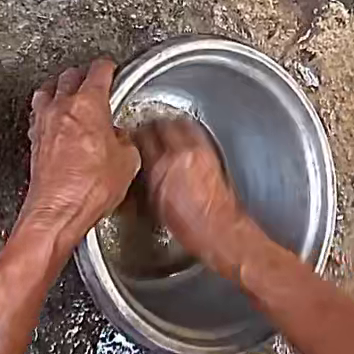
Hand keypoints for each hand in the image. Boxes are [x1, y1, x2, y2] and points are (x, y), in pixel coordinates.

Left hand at [17, 58, 140, 255]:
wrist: (58, 210)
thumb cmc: (88, 187)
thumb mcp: (127, 161)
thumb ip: (125, 140)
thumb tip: (121, 138)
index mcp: (88, 104)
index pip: (98, 71)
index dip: (107, 67)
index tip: (110, 67)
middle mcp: (62, 107)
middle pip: (69, 76)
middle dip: (82, 74)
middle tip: (92, 79)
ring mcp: (44, 122)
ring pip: (47, 91)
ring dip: (59, 89)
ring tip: (68, 93)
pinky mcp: (34, 140)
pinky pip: (38, 114)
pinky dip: (47, 110)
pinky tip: (54, 119)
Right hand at [135, 118, 260, 269]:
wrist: (219, 230)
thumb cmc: (189, 226)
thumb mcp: (155, 203)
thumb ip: (147, 179)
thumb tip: (142, 167)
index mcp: (157, 169)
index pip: (141, 138)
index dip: (135, 135)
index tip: (134, 138)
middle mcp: (176, 156)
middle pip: (159, 126)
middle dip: (151, 126)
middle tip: (147, 129)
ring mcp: (195, 151)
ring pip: (178, 123)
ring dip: (169, 124)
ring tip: (165, 128)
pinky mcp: (210, 152)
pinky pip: (195, 130)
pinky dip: (187, 127)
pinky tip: (185, 131)